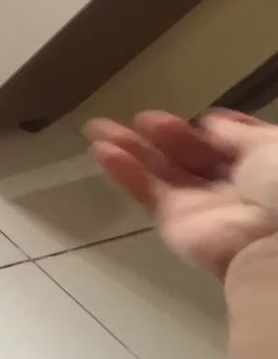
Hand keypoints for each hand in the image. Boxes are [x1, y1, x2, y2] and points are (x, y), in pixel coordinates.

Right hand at [86, 110, 277, 277]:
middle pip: (197, 155)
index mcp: (273, 166)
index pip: (242, 143)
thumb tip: (211, 123)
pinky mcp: (171, 219)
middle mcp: (241, 184)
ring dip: (133, 148)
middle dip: (170, 135)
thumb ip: (241, 134)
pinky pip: (144, 191)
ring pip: (163, 171)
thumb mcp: (277, 147)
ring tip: (98, 127)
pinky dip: (122, 171)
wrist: (277, 242)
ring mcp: (204, 203)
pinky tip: (101, 150)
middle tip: (143, 117)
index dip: (222, 128)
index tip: (205, 116)